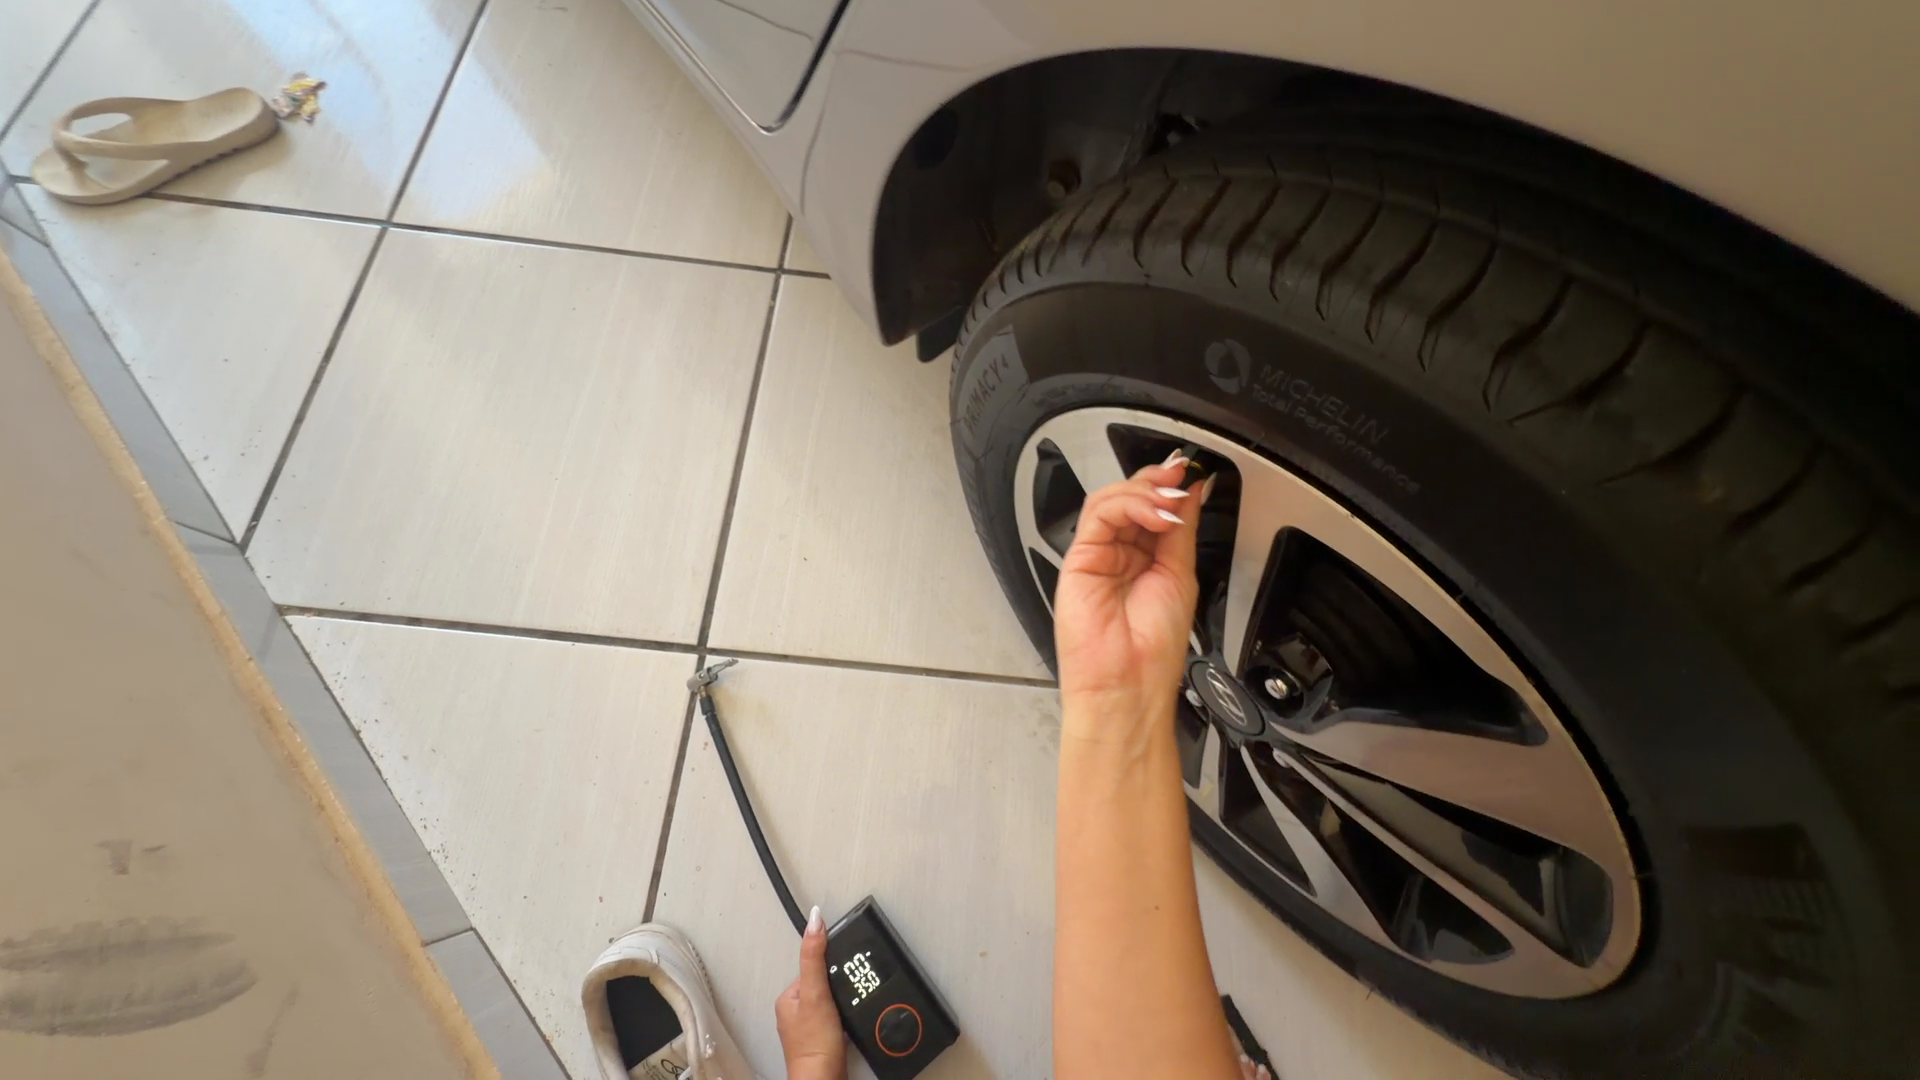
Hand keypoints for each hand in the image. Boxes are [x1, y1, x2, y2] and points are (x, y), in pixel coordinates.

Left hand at [775, 906, 846, 1079]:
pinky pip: (836, 1019)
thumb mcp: (816, 991)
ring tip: (847, 1011)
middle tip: (845, 997)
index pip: (812, 968)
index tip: (841, 975)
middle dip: (837, 988)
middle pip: (822, 984)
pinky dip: (844, 1018)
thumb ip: (814, 955)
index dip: (829, 969)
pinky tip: (848, 1023)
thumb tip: (814, 918)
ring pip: (830, 1002)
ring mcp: (808, 1029)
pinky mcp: (822, 1042)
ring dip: (842, 1003)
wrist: (824, 1079)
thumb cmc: (816, 1042)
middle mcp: (794, 1013)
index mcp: (787, 998)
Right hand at [1053, 453, 1207, 723]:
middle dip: (1156, 481)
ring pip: (1110, 500)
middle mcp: (1119, 554)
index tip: (1190, 476)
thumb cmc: (1153, 648)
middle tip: (1178, 476)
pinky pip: (1097, 516)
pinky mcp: (1078, 558)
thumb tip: (1192, 492)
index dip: (1169, 488)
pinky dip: (1128, 505)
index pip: (1153, 509)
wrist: (1129, 682)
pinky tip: (1153, 515)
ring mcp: (1097, 555)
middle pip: (1129, 498)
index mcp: (1145, 559)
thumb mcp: (1180, 575)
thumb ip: (1182, 531)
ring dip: (1143, 492)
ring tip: (1167, 502)